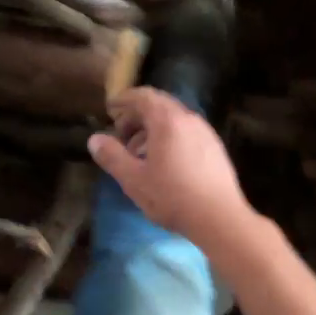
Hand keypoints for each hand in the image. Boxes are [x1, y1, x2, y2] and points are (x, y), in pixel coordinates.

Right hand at [88, 88, 257, 252]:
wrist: (220, 218)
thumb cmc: (173, 196)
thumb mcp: (134, 179)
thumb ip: (112, 156)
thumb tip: (94, 139)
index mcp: (168, 120)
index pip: (143, 96)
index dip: (124, 99)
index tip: (110, 109)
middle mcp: (189, 119)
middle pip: (159, 105)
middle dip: (137, 115)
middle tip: (121, 133)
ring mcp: (205, 132)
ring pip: (174, 119)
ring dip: (153, 128)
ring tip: (139, 152)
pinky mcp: (215, 148)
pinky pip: (187, 132)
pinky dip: (169, 137)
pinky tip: (164, 163)